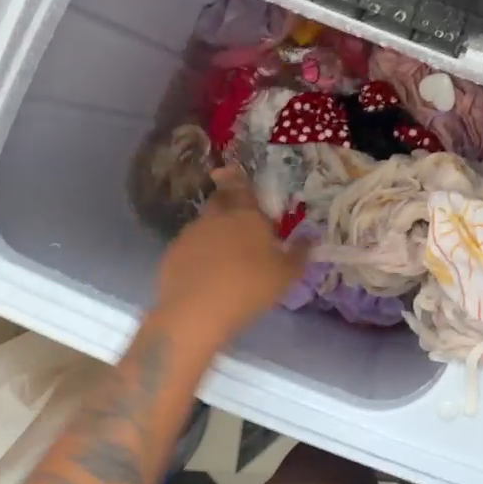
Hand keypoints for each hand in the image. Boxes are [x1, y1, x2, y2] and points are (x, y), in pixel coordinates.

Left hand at [153, 168, 307, 341]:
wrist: (196, 313)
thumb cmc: (250, 287)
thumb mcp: (287, 274)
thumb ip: (300, 253)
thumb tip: (310, 237)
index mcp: (247, 215)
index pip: (242, 187)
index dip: (236, 177)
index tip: (230, 170)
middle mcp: (217, 217)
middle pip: (219, 201)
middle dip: (227, 204)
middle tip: (238, 220)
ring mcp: (191, 234)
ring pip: (204, 224)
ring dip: (213, 232)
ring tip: (223, 255)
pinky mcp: (172, 254)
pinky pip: (189, 246)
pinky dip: (197, 253)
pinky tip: (204, 274)